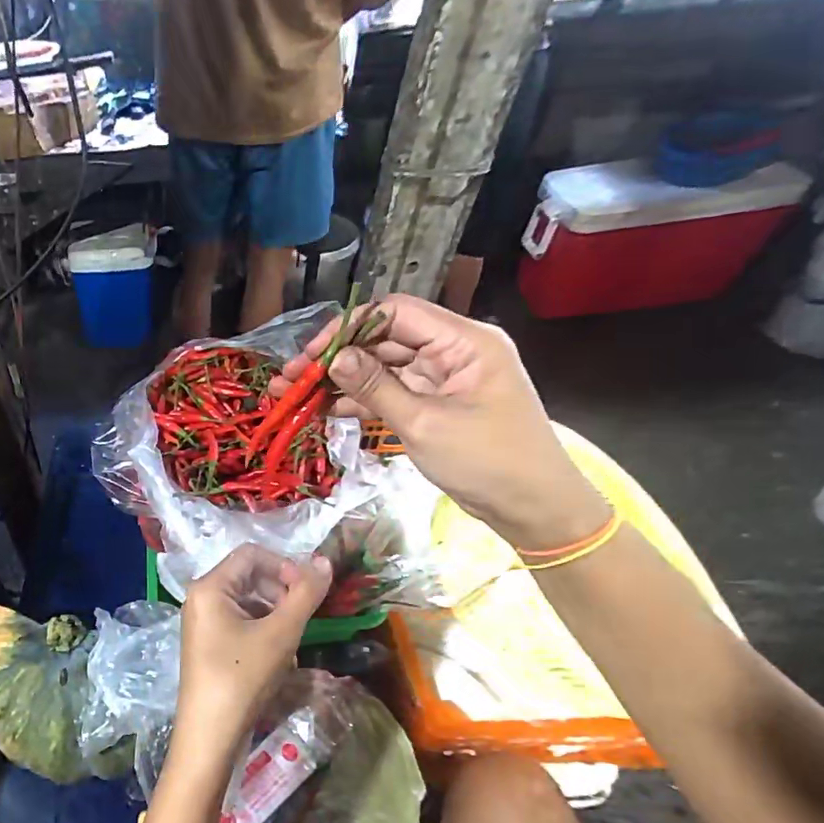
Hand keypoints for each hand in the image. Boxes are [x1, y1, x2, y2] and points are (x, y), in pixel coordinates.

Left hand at [177, 546, 331, 739]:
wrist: (210, 737)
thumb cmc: (243, 678)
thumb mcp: (280, 634)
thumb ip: (305, 594)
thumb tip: (325, 561)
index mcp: (209, 587)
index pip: (252, 554)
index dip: (284, 565)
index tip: (307, 592)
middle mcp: (201, 598)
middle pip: (250, 576)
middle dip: (281, 591)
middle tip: (302, 618)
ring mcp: (203, 623)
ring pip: (249, 601)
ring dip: (276, 614)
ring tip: (291, 642)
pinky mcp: (209, 644)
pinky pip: (241, 622)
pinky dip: (264, 632)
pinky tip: (279, 658)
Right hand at [276, 294, 609, 549]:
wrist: (532, 508)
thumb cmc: (488, 462)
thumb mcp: (425, 424)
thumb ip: (377, 388)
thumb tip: (334, 358)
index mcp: (464, 341)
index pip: (396, 313)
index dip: (348, 328)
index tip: (311, 353)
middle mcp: (453, 350)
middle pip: (385, 340)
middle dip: (337, 357)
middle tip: (291, 377)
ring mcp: (444, 378)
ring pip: (384, 368)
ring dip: (343, 381)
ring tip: (296, 394)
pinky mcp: (436, 404)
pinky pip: (394, 392)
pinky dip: (363, 401)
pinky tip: (325, 409)